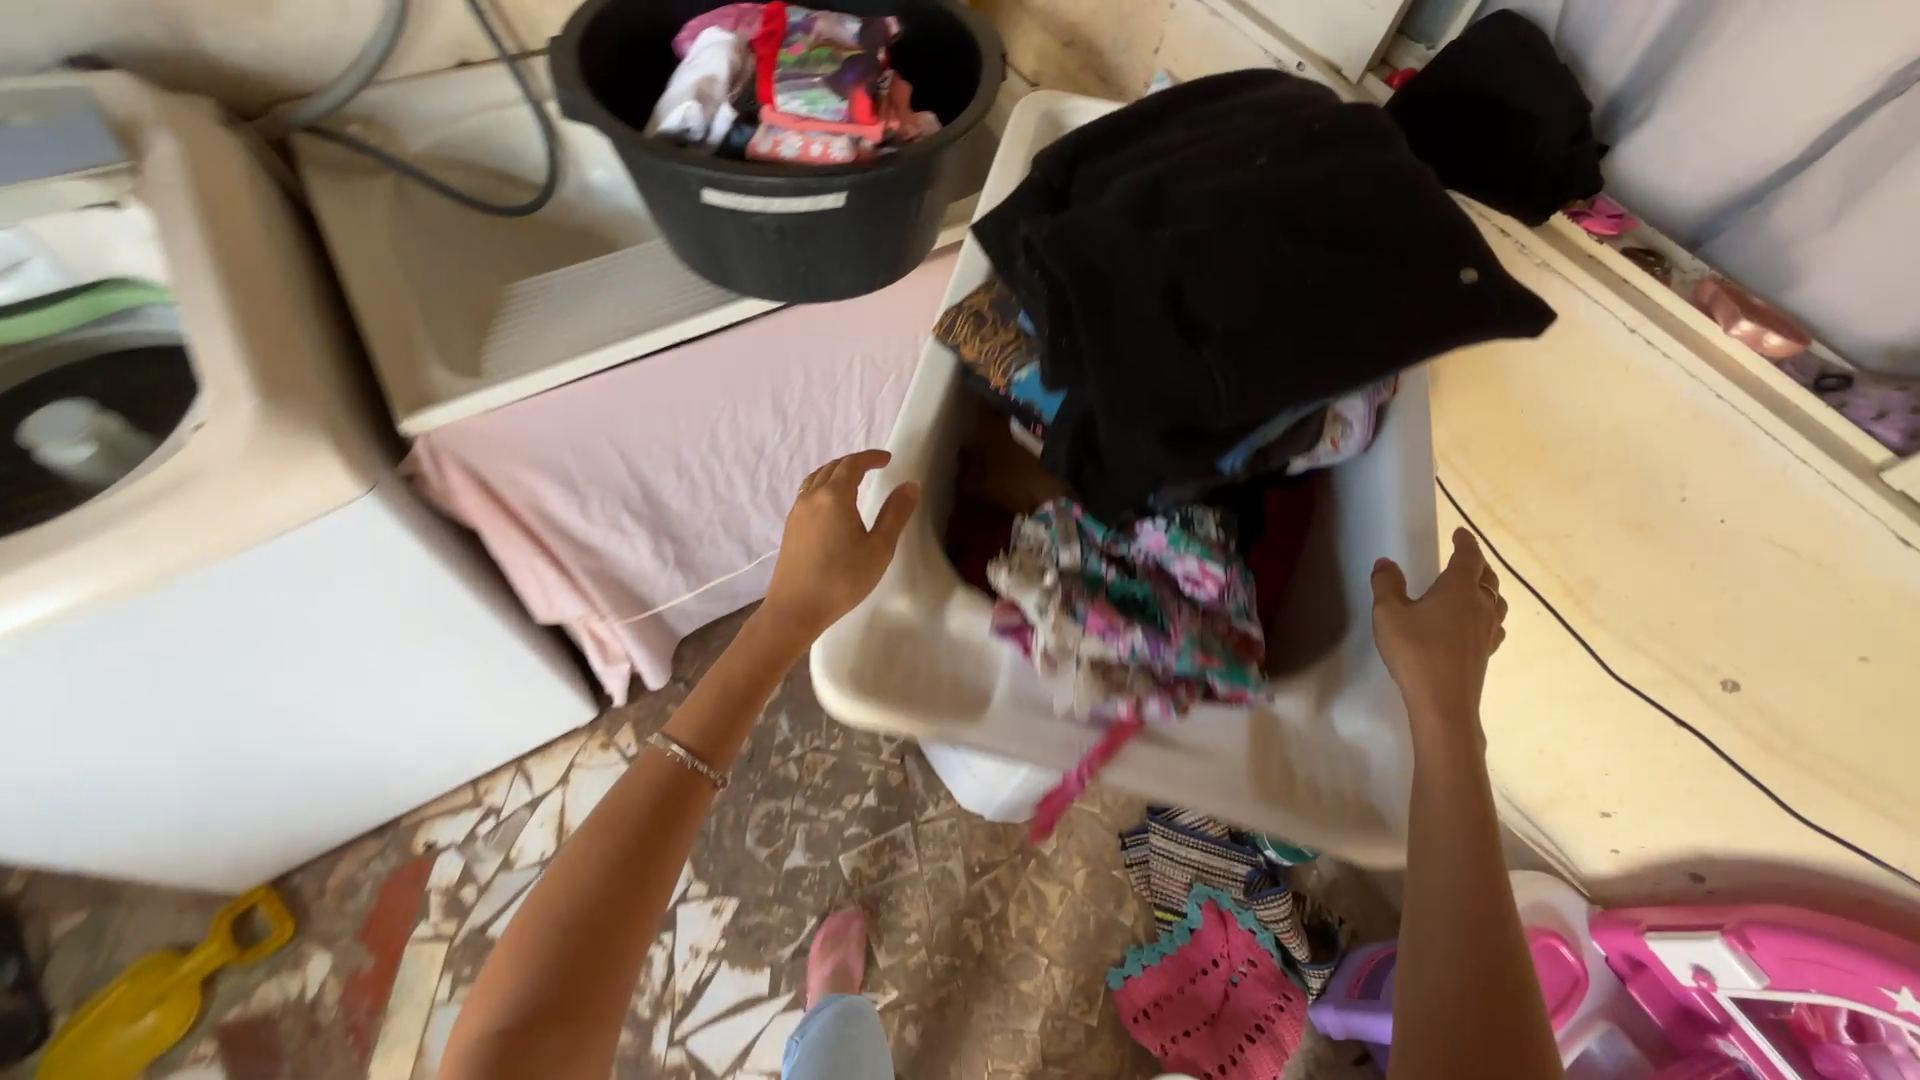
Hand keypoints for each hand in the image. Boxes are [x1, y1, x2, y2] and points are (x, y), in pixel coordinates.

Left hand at [761, 450, 920, 643]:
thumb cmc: (842, 580)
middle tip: (874, 467)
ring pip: (816, 479)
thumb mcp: (878, 549)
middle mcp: (812, 497)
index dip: (870, 457)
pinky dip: (823, 486)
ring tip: (853, 480)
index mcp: (834, 497)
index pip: (852, 464)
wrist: (795, 609)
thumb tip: (910, 485)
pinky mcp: (790, 528)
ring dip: (836, 472)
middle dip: (854, 462)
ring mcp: (797, 512)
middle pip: (832, 468)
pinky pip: (807, 493)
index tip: (887, 459)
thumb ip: (895, 514)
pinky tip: (832, 504)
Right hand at [1371, 528, 1507, 738]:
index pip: (1468, 557)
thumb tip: (1386, 563)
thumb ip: (1386, 585)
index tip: (1460, 533)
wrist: (1443, 700)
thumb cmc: (1415, 651)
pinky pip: (1495, 623)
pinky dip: (1488, 613)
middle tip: (1466, 556)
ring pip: (1496, 599)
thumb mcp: (1388, 614)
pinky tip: (1479, 622)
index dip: (1465, 543)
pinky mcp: (1488, 650)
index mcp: (1458, 589)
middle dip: (1478, 563)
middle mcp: (1481, 604)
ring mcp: (1488, 629)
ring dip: (1487, 587)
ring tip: (1475, 586)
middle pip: (1488, 577)